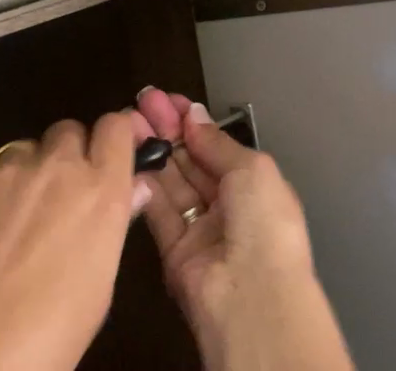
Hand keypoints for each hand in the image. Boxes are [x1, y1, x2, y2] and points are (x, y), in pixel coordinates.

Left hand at [0, 112, 147, 370]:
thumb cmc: (48, 336)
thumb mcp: (99, 286)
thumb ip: (114, 225)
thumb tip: (133, 188)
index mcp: (101, 190)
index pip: (115, 126)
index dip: (110, 138)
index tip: (105, 157)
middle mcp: (58, 167)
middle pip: (67, 131)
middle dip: (64, 156)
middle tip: (53, 199)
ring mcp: (4, 172)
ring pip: (20, 153)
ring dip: (20, 178)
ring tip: (4, 228)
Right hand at [134, 89, 354, 370]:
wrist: (251, 295)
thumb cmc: (265, 224)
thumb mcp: (251, 169)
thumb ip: (217, 143)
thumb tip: (195, 115)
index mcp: (255, 183)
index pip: (218, 145)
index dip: (193, 121)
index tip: (168, 99)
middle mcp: (229, 204)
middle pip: (193, 160)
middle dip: (170, 130)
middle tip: (143, 102)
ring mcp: (201, 228)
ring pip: (173, 182)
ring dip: (154, 151)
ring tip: (131, 122)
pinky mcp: (174, 251)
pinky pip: (158, 212)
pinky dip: (144, 185)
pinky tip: (130, 157)